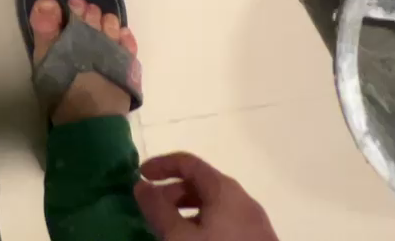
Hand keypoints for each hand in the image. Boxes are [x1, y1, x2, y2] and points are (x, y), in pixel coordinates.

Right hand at [134, 153, 279, 240]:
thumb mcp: (180, 238)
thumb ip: (158, 209)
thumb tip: (141, 185)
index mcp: (225, 190)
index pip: (188, 162)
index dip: (161, 165)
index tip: (139, 177)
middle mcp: (243, 201)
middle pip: (202, 184)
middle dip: (173, 192)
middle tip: (152, 209)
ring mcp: (255, 225)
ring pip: (215, 207)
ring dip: (188, 212)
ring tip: (171, 231)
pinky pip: (226, 224)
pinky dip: (205, 227)